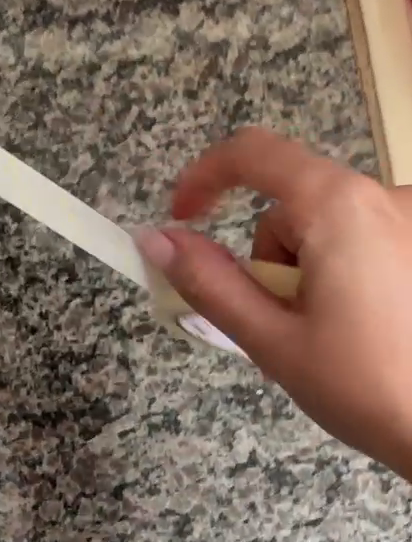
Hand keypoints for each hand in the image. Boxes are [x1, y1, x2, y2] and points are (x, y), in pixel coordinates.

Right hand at [136, 127, 411, 478]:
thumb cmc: (381, 389)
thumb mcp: (270, 339)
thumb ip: (205, 280)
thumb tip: (155, 237)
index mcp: (344, 212)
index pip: (252, 153)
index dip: (201, 177)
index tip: (182, 218)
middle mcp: (398, 203)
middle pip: (296, 202)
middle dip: (271, 254)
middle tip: (282, 317)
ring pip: (340, 226)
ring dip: (318, 267)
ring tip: (340, 332)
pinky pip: (384, 241)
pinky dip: (362, 273)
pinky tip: (381, 327)